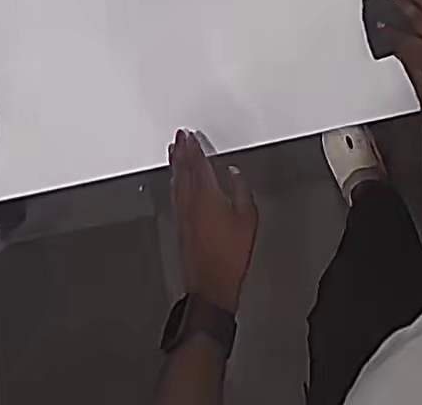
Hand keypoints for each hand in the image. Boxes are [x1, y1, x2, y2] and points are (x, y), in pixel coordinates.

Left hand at [168, 130, 257, 311]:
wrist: (211, 286)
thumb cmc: (231, 255)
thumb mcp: (248, 218)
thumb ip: (241, 190)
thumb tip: (235, 173)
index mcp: (207, 194)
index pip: (198, 163)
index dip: (194, 147)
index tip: (190, 135)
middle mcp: (191, 200)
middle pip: (184, 168)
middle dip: (182, 150)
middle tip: (180, 135)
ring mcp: (183, 212)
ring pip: (176, 179)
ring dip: (175, 162)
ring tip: (173, 149)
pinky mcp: (179, 223)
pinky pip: (174, 192)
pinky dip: (173, 179)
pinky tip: (174, 178)